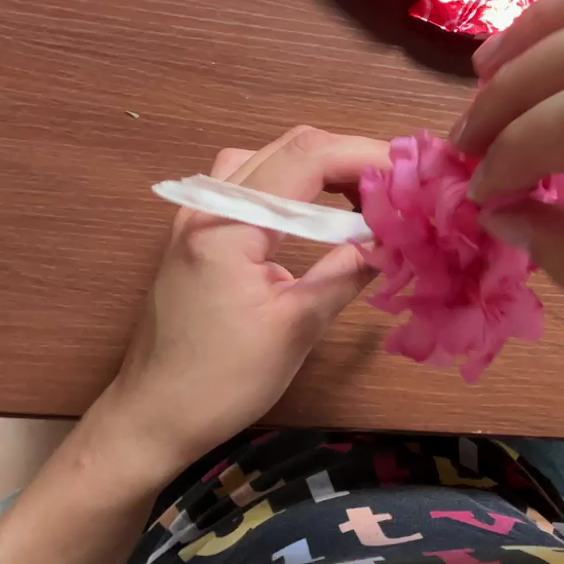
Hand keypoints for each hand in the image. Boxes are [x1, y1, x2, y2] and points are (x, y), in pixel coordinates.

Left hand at [104, 126, 390, 463]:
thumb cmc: (224, 381)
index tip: (410, 176)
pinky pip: (252, 186)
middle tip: (396, 189)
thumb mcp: (296, 328)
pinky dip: (294, 187)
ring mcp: (198, 216)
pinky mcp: (199, 233)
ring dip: (321, 169)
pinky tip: (317, 216)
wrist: (153, 415)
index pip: (306, 158)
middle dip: (349, 158)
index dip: (364, 156)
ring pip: (268, 160)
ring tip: (364, 198)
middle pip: (288, 147)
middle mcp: (208, 204)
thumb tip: (391, 240)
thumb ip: (346, 273)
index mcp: (228, 224)